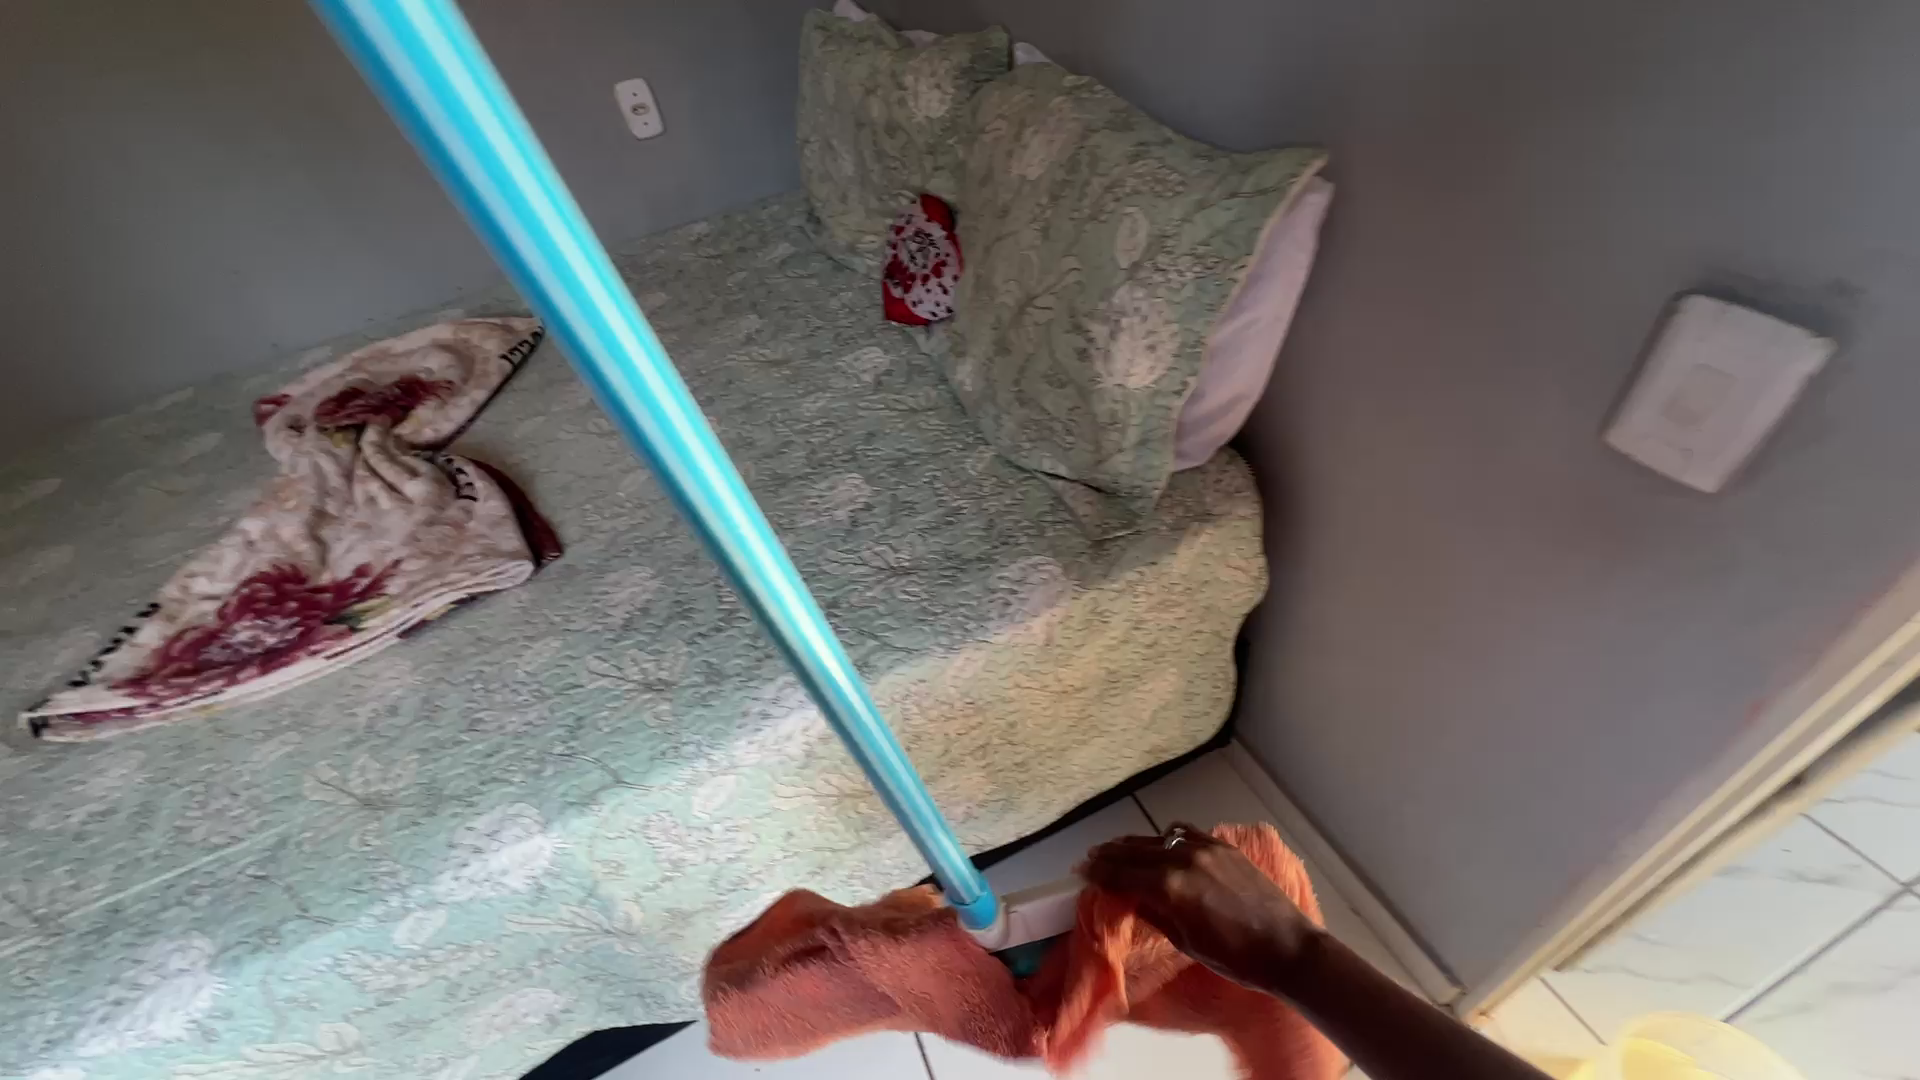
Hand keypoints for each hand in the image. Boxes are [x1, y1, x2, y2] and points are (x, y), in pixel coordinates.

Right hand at [1080, 822, 1320, 993]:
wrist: (1287, 948)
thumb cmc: (1234, 957)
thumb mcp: (1185, 941)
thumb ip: (1153, 912)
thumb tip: (1128, 897)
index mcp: (1169, 886)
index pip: (1123, 873)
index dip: (1099, 871)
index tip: (1082, 869)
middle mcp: (1181, 858)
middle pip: (1135, 850)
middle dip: (1111, 853)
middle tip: (1092, 856)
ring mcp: (1203, 847)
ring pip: (1157, 837)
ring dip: (1135, 843)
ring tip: (1119, 848)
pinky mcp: (1221, 845)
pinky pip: (1185, 832)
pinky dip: (1167, 836)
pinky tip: (1161, 840)